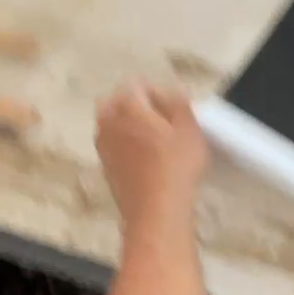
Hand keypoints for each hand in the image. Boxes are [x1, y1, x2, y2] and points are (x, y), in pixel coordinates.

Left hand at [97, 81, 209, 239]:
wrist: (154, 210)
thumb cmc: (176, 167)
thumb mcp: (190, 132)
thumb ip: (181, 105)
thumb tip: (176, 89)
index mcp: (128, 106)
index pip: (136, 85)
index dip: (157, 91)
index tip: (173, 106)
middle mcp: (108, 121)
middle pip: (116, 101)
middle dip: (134, 104)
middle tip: (158, 119)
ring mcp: (103, 144)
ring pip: (110, 123)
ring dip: (127, 124)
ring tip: (152, 139)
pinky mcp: (105, 165)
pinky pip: (112, 144)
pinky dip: (124, 144)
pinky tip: (144, 159)